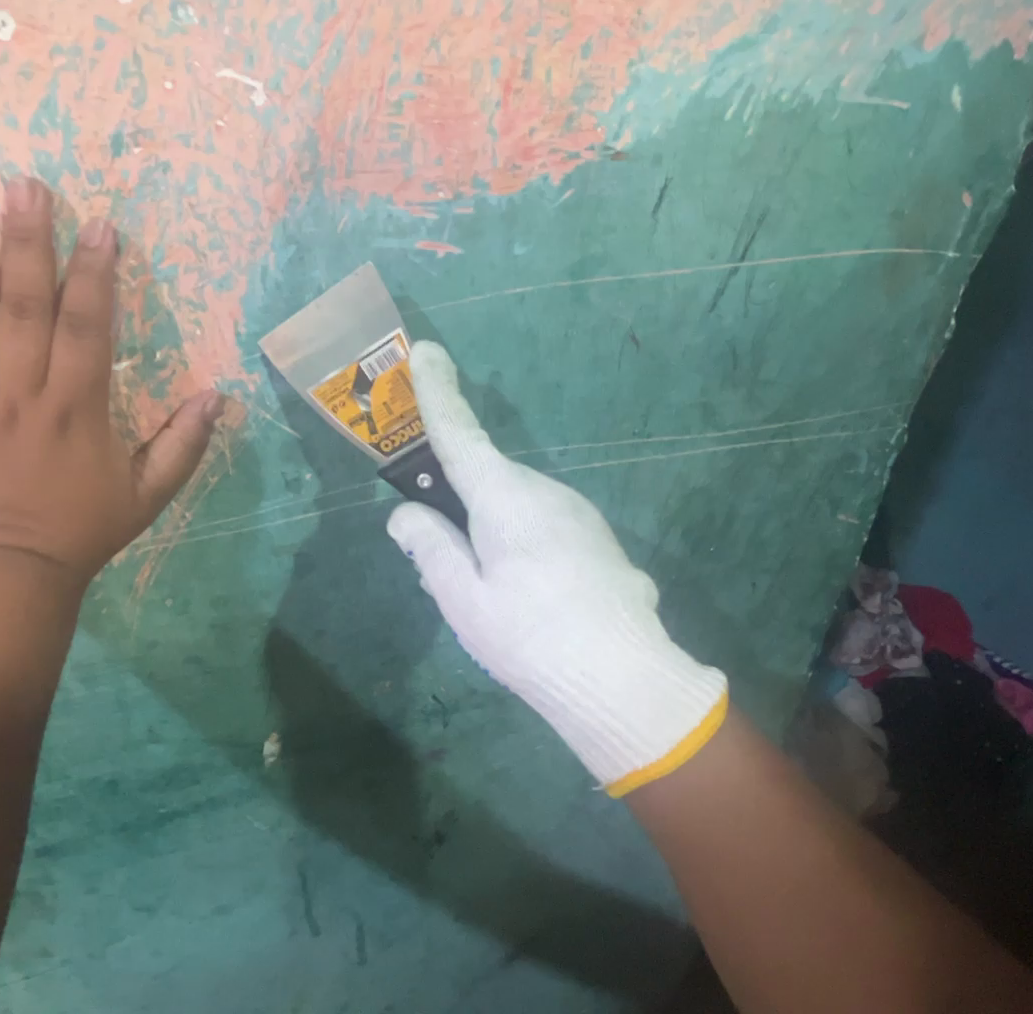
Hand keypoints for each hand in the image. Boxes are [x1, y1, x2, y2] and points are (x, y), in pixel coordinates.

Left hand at [0, 179, 224, 587]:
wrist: (7, 571)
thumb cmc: (83, 528)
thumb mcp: (148, 494)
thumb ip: (183, 446)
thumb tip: (217, 396)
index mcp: (75, 410)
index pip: (87, 328)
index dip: (94, 274)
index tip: (100, 225)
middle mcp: (18, 395)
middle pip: (22, 308)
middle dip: (26, 243)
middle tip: (25, 185)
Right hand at [386, 342, 727, 795]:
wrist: (626, 682)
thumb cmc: (532, 640)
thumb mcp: (464, 602)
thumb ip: (431, 550)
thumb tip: (406, 516)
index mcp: (506, 499)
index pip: (461, 434)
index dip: (438, 393)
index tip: (427, 350)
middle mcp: (546, 492)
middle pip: (487, 477)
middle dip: (459, 500)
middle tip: (442, 558)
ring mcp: (580, 514)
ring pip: (517, 505)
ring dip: (493, 529)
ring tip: (491, 595)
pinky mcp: (599, 539)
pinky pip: (545, 525)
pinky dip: (523, 544)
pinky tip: (532, 598)